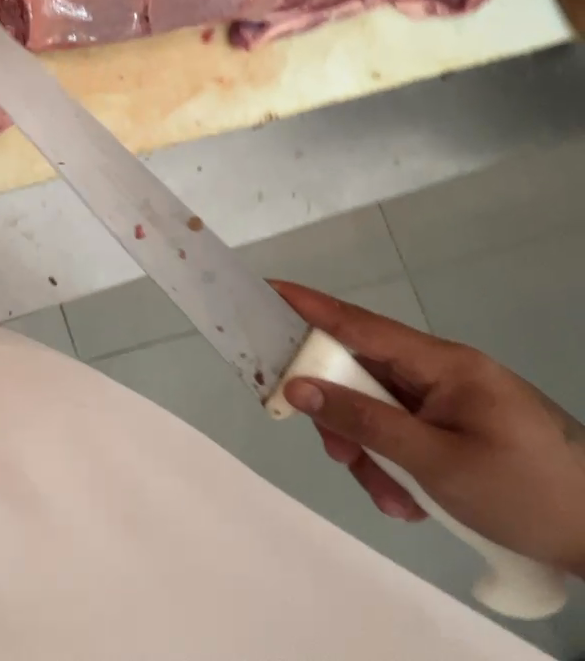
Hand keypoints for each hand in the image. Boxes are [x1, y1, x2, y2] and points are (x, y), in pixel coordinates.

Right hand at [273, 281, 584, 576]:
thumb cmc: (530, 495)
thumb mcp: (436, 462)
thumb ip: (361, 421)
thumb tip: (295, 387)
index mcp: (447, 367)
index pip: (359, 324)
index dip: (307, 306)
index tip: (262, 290)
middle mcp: (446, 377)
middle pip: (358, 376)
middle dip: (340, 417)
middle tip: (337, 454)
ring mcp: (453, 405)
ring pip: (374, 413)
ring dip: (369, 454)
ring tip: (394, 498)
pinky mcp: (459, 433)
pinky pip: (399, 436)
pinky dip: (394, 468)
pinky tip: (412, 502)